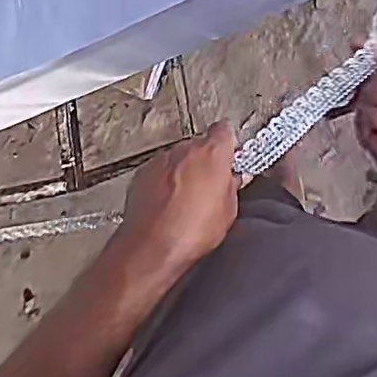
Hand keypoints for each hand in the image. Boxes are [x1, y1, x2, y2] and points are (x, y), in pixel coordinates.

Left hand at [116, 123, 238, 272]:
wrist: (152, 246)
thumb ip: (232, 186)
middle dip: (206, 161)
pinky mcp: (143, 173)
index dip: (228, 143)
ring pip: (179, 158)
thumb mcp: (228, 211)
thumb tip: (233, 180)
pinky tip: (169, 203)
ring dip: (184, 171)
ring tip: (187, 199)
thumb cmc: (190, 231)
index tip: (230, 157)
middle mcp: (184, 150)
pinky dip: (165, 181)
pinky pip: (160, 170)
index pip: (224, 130)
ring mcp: (161, 160)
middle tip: (211, 184)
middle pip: (200, 145)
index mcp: (211, 154)